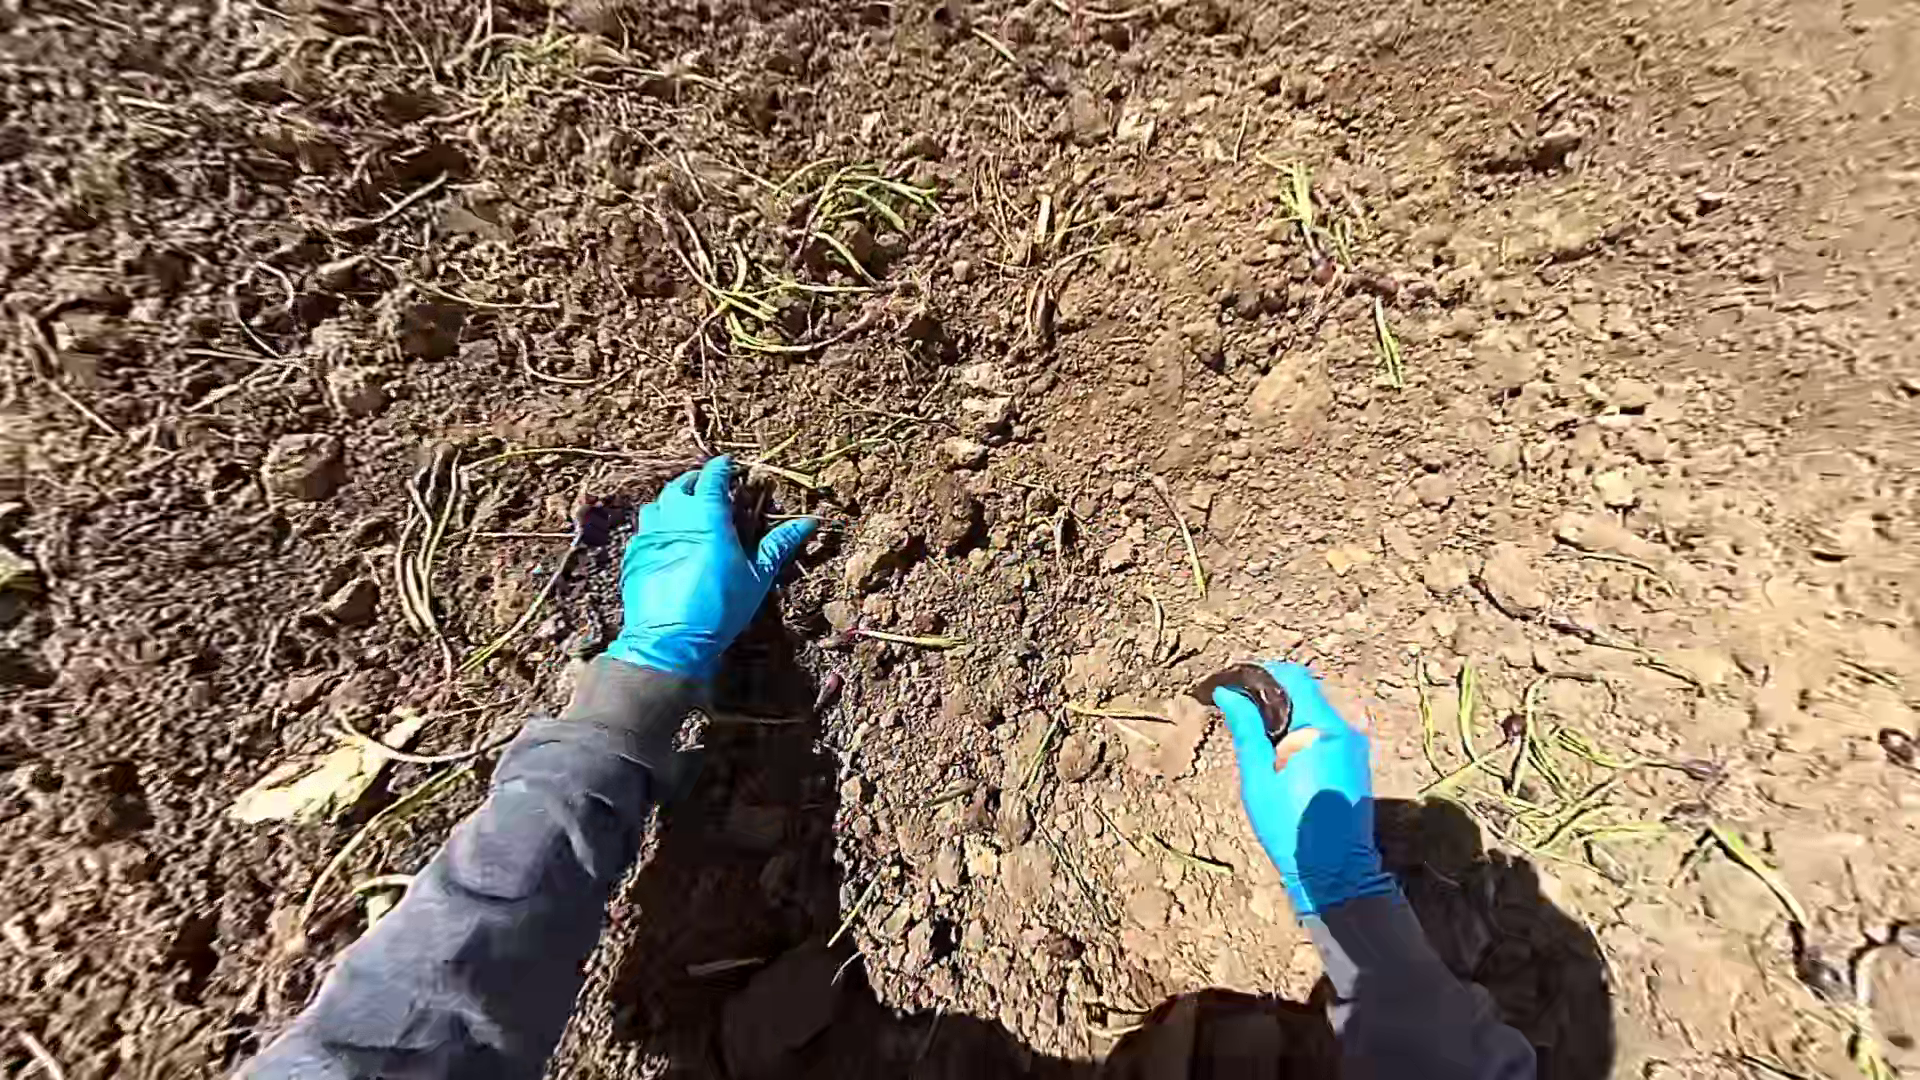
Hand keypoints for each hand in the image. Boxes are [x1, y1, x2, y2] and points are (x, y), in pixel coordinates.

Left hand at [604, 457, 816, 678]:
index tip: (730, 465)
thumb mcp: (757, 575)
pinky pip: (645, 528)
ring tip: (688, 508)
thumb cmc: (721, 606)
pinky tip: (670, 538)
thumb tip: (808, 522)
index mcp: (708, 517)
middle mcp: (675, 518)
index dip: (722, 468)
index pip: (712, 478)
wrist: (670, 640)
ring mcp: (650, 535)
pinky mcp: (635, 555)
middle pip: (681, 485)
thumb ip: (778, 544)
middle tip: (711, 484)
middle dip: (697, 480)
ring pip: (658, 503)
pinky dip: (659, 524)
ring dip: (674, 499)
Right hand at [1213, 662, 1396, 916]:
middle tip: (1238, 706)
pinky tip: (1277, 747)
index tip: (1235, 684)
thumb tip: (1227, 692)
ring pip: (1313, 708)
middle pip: (1304, 689)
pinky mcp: (1354, 762)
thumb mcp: (1257, 771)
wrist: (1335, 872)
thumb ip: (1246, 726)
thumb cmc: (1288, 821)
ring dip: (1284, 710)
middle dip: (1269, 692)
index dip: (1262, 673)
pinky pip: (1324, 728)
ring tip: (1253, 728)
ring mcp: (1353, 746)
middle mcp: (1343, 730)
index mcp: (1320, 728)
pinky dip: (1299, 726)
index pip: (1293, 676)